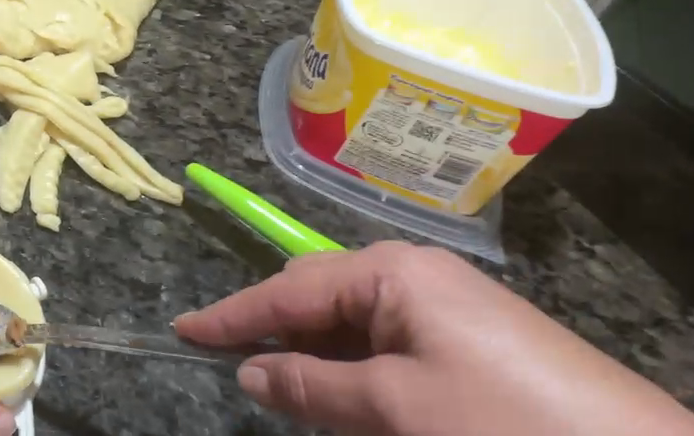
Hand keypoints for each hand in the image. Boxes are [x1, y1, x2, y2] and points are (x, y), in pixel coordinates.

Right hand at [174, 241, 693, 435]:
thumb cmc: (510, 429)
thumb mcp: (398, 411)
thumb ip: (312, 387)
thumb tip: (249, 374)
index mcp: (393, 273)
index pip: (288, 290)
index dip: (232, 315)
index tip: (182, 330)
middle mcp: (418, 277)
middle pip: (321, 298)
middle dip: (280, 336)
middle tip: (242, 373)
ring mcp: (456, 310)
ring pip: (360, 328)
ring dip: (325, 362)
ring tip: (299, 397)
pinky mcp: (485, 348)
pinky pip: (399, 348)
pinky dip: (367, 374)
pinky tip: (361, 404)